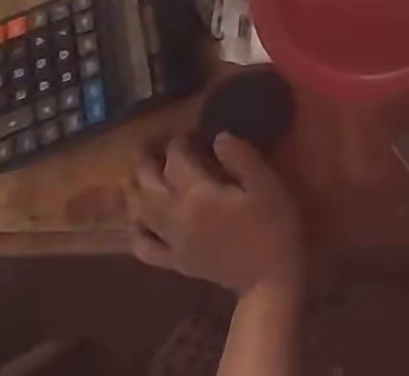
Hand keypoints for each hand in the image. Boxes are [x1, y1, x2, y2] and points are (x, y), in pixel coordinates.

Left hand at [130, 134, 303, 295]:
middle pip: (148, 184)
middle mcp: (177, 217)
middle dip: (146, 162)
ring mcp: (173, 243)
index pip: (177, 161)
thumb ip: (241, 156)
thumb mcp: (266, 183)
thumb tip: (219, 136)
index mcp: (200, 195)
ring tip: (138, 175)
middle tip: (149, 145)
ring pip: (141, 213)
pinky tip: (139, 223)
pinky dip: (136, 232)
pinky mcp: (175, 263)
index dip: (178, 142)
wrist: (269, 278)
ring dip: (136, 190)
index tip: (187, 131)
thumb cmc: (273, 224)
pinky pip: (144, 248)